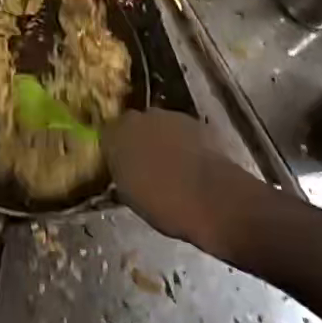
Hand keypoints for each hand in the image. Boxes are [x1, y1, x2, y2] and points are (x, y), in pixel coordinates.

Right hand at [106, 109, 256, 251]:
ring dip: (161, 140)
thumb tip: (124, 170)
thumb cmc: (166, 205)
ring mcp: (169, 116)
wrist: (214, 199)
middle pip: (132, 126)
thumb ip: (122, 175)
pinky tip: (192, 164)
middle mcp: (139, 118)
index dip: (114, 152)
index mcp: (116, 135)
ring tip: (173, 167)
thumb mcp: (131, 196)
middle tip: (145, 167)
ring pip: (158, 126)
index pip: (107, 137)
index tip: (121, 168)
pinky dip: (183, 143)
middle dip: (137, 142)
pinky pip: (181, 131)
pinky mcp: (195, 122)